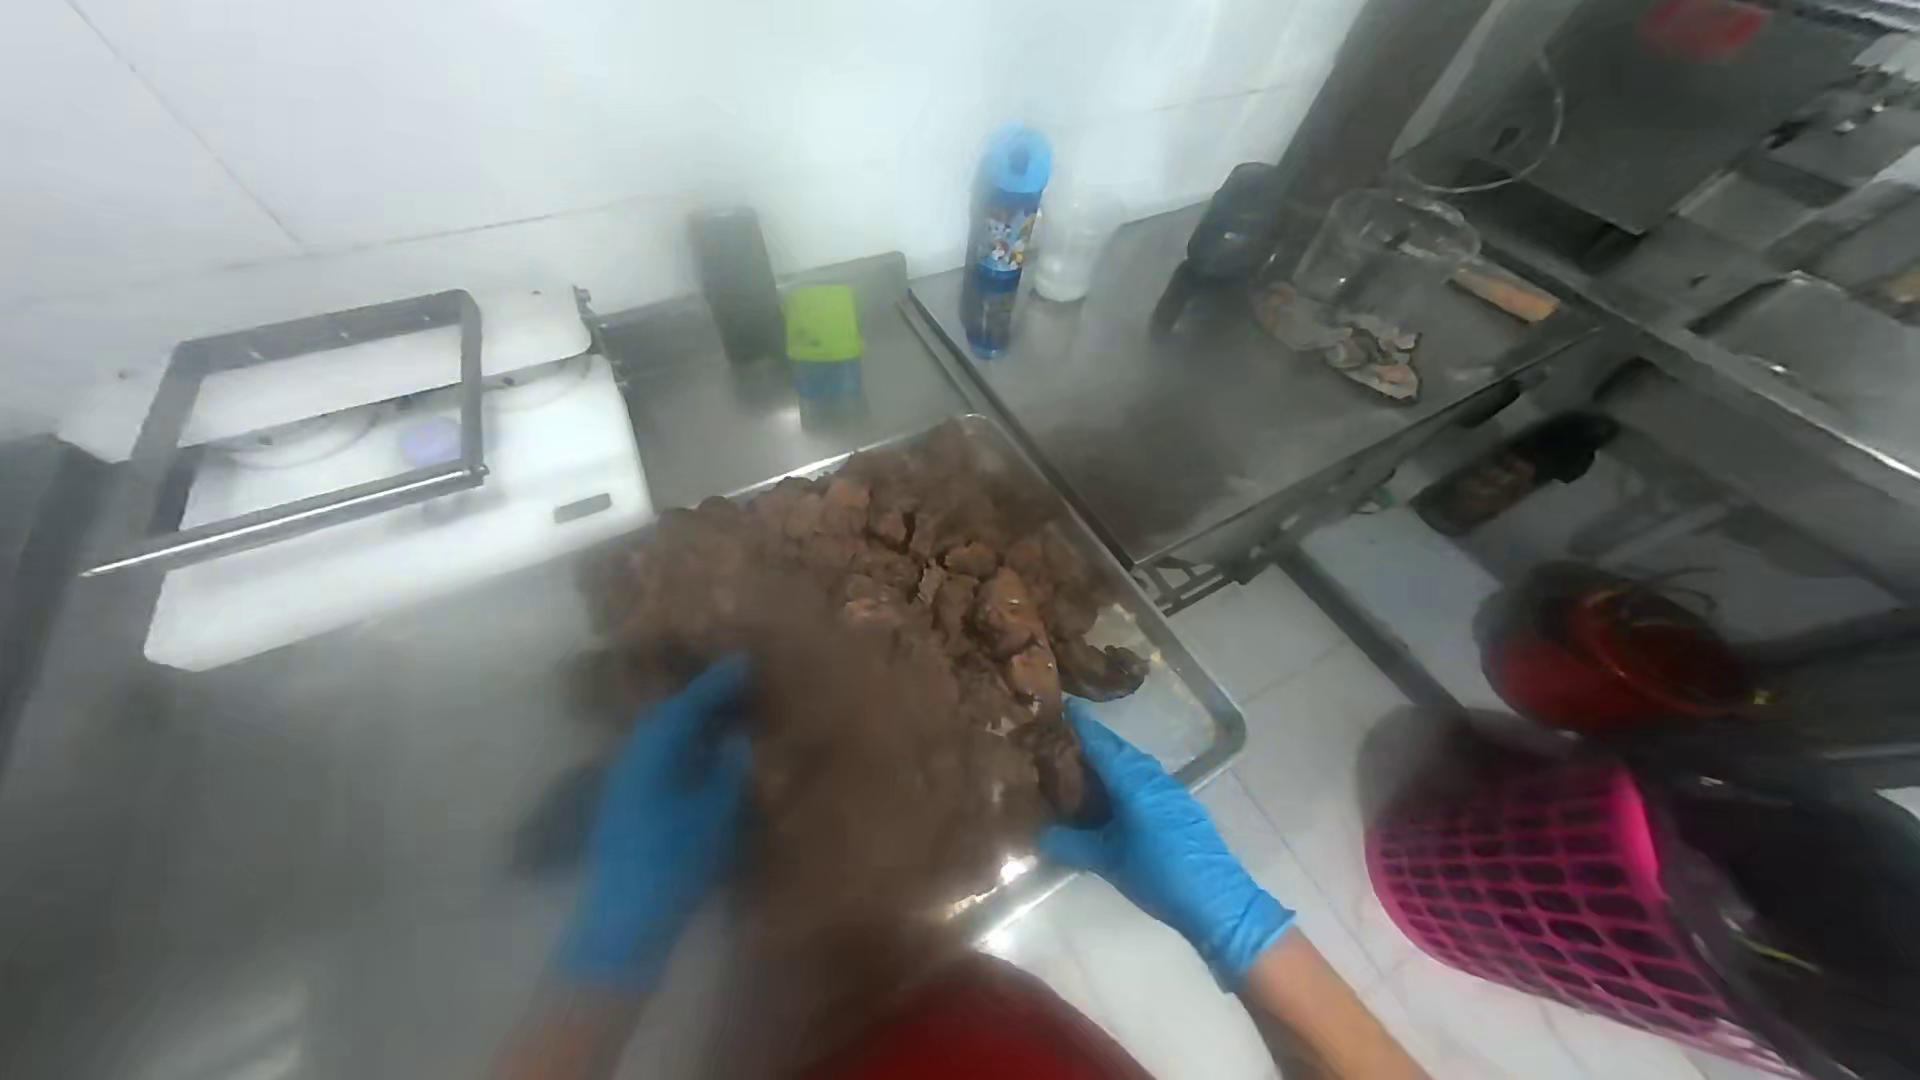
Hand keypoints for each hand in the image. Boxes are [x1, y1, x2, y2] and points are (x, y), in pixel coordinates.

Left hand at [555, 656, 752, 990]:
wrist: (623, 923)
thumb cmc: (675, 861)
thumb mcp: (715, 811)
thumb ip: (728, 769)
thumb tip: (736, 738)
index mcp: (654, 752)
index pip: (690, 703)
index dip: (719, 681)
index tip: (744, 660)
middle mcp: (633, 757)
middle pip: (670, 713)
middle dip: (702, 695)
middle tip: (736, 682)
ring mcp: (624, 781)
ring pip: (661, 734)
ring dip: (691, 718)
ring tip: (723, 711)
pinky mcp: (625, 803)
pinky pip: (658, 754)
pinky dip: (682, 742)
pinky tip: (700, 752)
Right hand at [1040, 699, 1293, 987]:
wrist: (1219, 902)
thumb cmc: (1158, 873)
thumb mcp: (1106, 861)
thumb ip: (1070, 844)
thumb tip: (1040, 834)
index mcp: (1130, 778)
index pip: (1098, 740)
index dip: (1077, 723)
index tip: (1058, 706)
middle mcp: (1150, 774)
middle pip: (1115, 747)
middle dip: (1090, 739)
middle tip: (1061, 739)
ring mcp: (1169, 788)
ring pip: (1132, 762)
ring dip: (1108, 758)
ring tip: (1082, 767)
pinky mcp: (1180, 804)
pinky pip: (1144, 777)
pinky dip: (1124, 776)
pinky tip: (1114, 795)